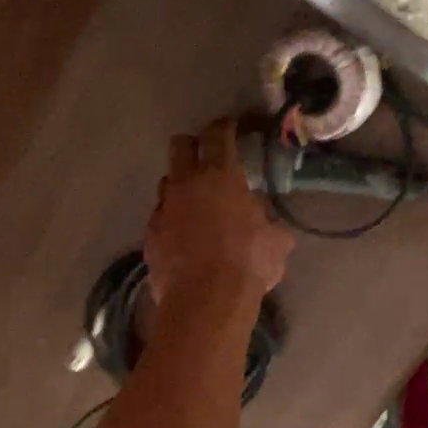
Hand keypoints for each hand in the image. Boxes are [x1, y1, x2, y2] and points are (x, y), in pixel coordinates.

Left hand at [146, 120, 294, 305]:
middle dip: (194, 146)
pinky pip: (162, 217)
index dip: (225, 127)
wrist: (206, 301)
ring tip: (198, 204)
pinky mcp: (150, 235)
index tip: (232, 126)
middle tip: (209, 158)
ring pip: (168, 182)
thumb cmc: (249, 264)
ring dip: (182, 187)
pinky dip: (174, 220)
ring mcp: (163, 209)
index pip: (218, 136)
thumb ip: (269, 223)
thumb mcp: (276, 242)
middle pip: (180, 146)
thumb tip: (268, 222)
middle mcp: (187, 184)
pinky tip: (188, 237)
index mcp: (221, 177)